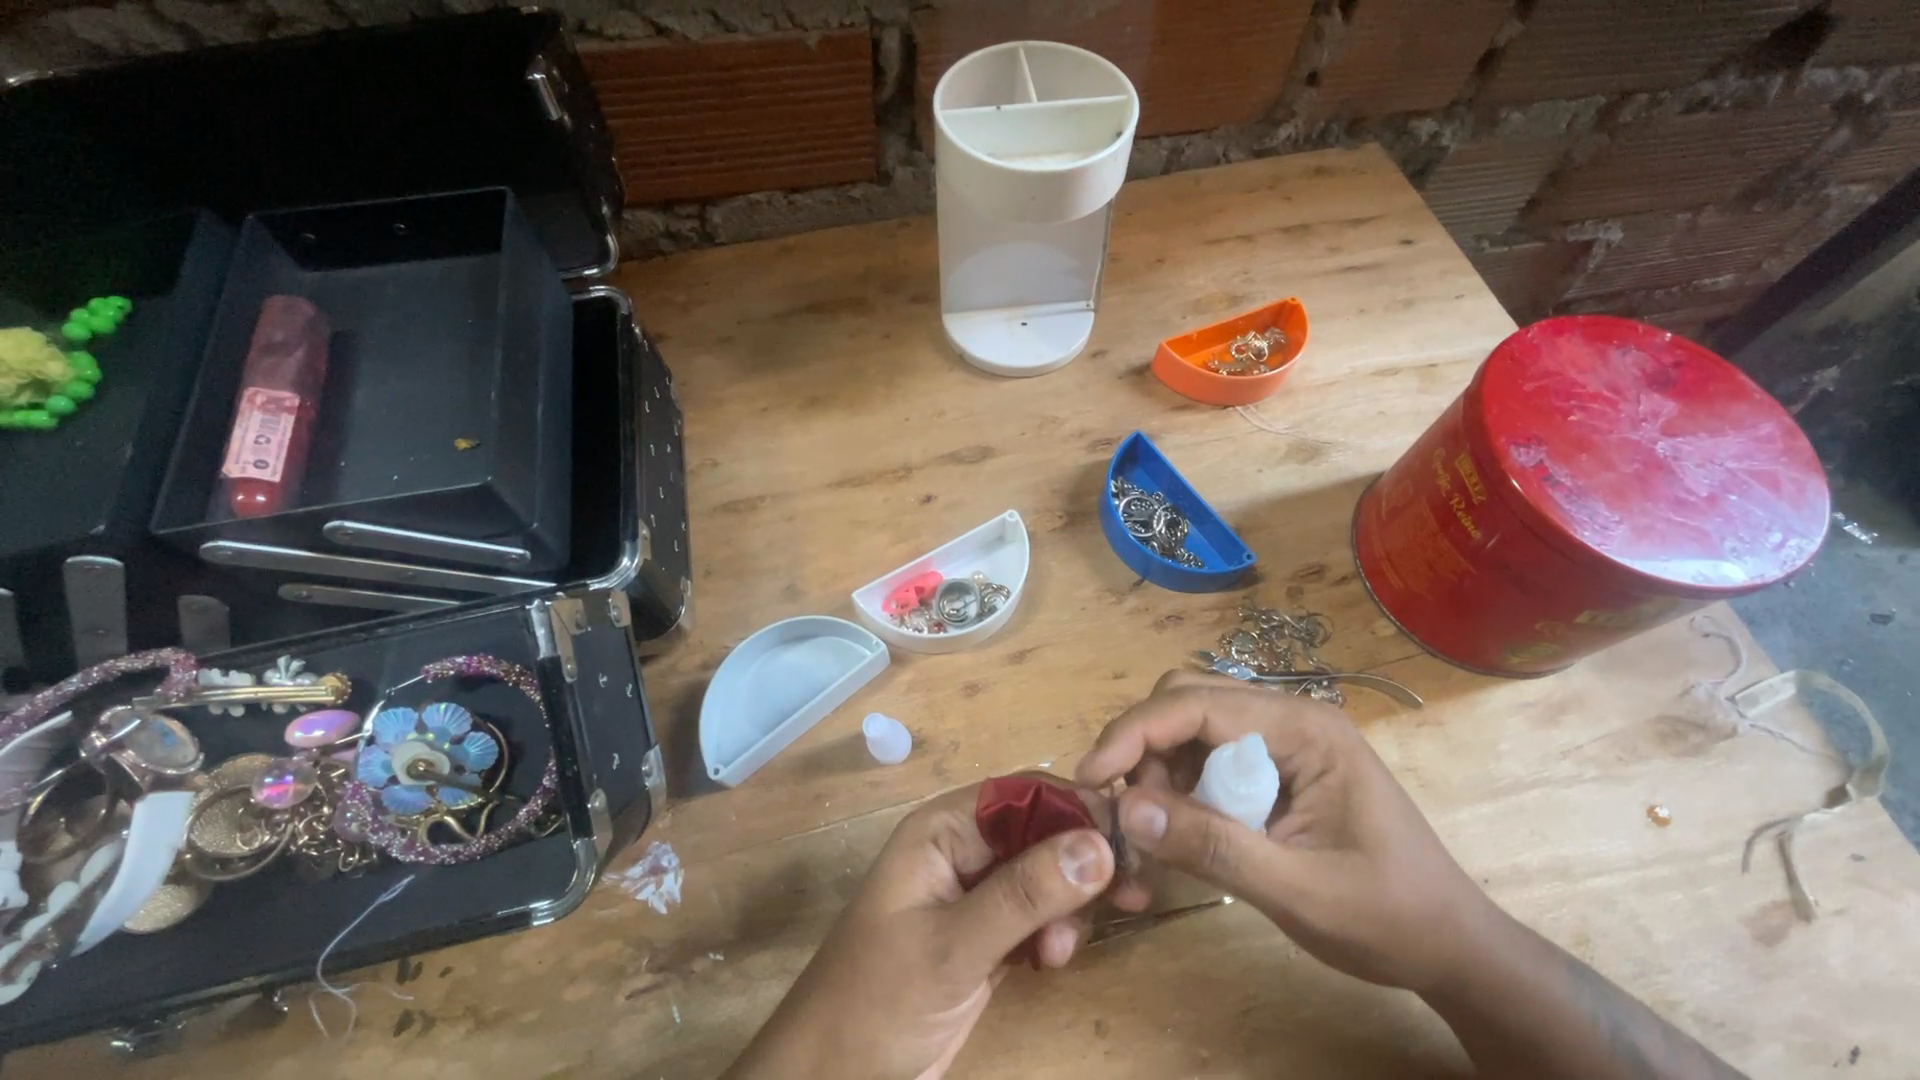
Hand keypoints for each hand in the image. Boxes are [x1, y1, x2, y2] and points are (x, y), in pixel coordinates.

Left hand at [724, 779, 1114, 1079]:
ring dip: (1070, 903)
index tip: (1126, 840)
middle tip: (1132, 891)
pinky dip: (1055, 932)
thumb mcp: (953, 946)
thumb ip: (1024, 895)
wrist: (835, 1075)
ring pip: (1045, 875)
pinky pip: (1037, 915)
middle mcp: (961, 850)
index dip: (1074, 808)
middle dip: (1082, 859)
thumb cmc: (879, 998)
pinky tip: (1054, 960)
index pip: (1022, 794)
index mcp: (941, 830)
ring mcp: (974, 895)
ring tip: (1066, 948)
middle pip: (1040, 832)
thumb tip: (1100, 845)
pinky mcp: (985, 936)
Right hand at [1076, 670, 1496, 992]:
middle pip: (1185, 702)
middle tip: (1128, 812)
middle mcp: (1288, 718)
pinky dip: (1176, 791)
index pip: (1197, 704)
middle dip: (1143, 749)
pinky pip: (1203, 760)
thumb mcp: (1298, 890)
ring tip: (1153, 834)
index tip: (1092, 779)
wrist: (1449, 946)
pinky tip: (1177, 834)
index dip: (1135, 733)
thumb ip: (1212, 847)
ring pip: (1187, 729)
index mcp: (1304, 728)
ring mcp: (1280, 742)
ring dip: (1155, 773)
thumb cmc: (1387, 917)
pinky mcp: (1272, 769)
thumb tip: (1126, 810)